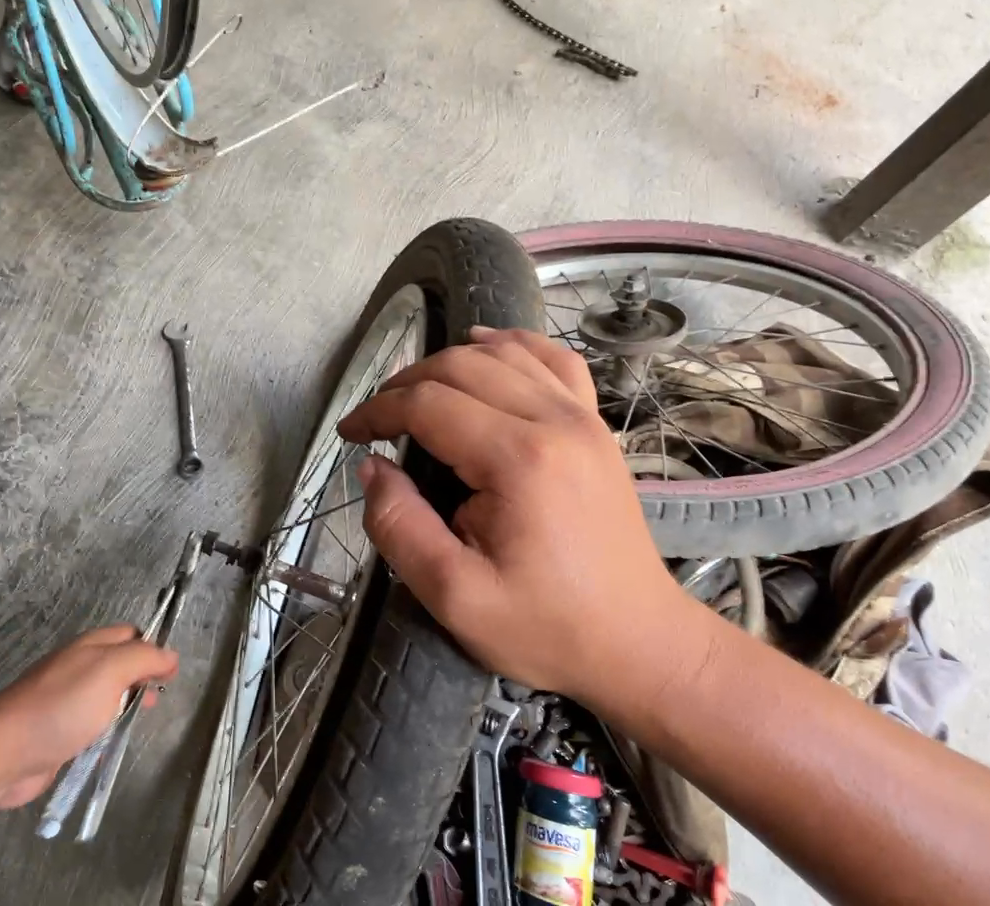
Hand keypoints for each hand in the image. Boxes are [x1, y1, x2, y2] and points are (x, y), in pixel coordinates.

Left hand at [0, 625, 178, 808]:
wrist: (5, 751)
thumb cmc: (62, 706)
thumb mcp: (110, 672)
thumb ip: (143, 659)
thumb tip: (170, 655)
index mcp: (90, 646)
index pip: (130, 635)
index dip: (153, 648)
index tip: (171, 674)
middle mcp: (78, 668)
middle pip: (120, 665)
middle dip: (142, 678)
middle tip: (158, 699)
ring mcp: (66, 700)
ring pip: (106, 697)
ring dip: (126, 706)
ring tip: (140, 721)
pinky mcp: (58, 732)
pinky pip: (91, 726)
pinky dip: (106, 732)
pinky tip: (112, 745)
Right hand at [336, 326, 689, 699]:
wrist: (639, 644)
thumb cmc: (546, 627)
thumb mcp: (453, 596)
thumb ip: (400, 527)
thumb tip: (372, 469)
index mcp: (518, 460)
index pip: (428, 404)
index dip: (378, 411)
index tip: (350, 434)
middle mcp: (554, 421)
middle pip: (461, 366)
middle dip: (405, 384)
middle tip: (375, 421)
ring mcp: (583, 418)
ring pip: (503, 353)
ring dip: (448, 362)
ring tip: (414, 395)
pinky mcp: (595, 427)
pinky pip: (553, 360)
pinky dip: (511, 345)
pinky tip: (485, 348)